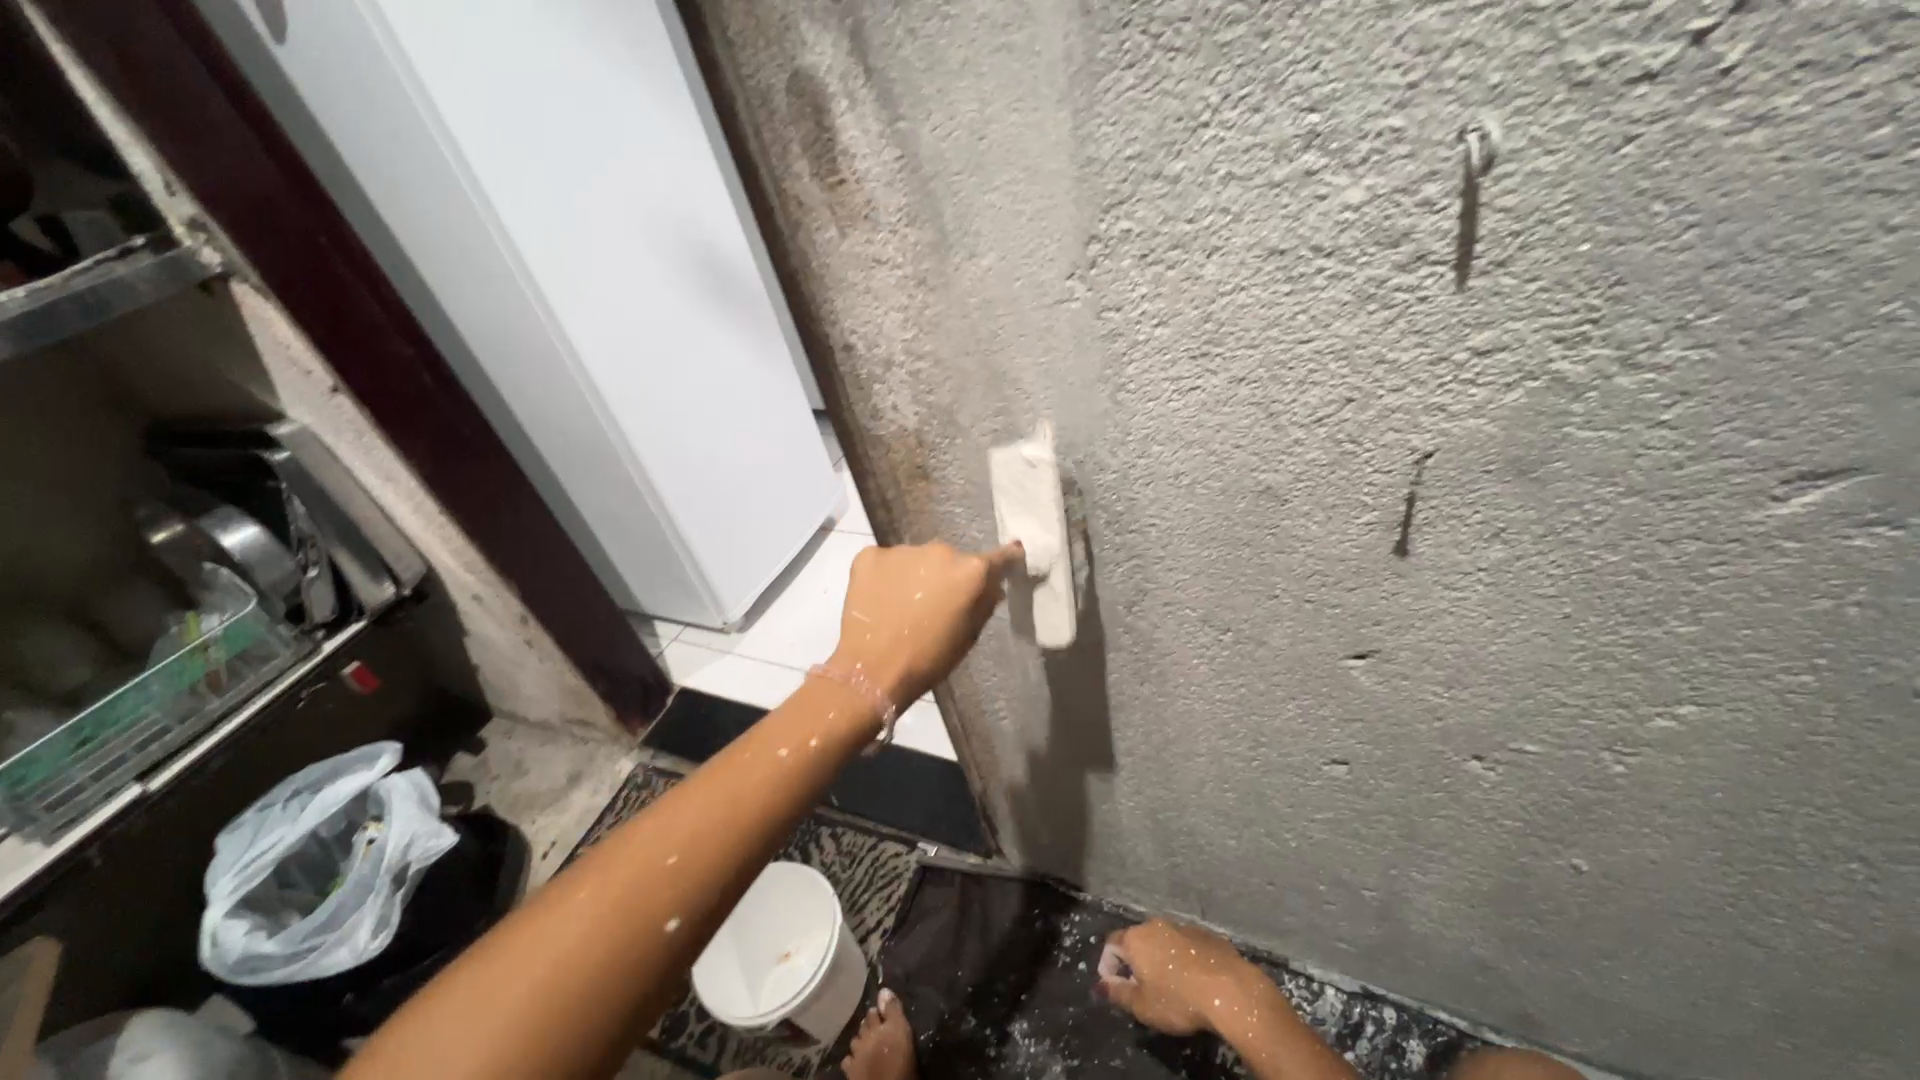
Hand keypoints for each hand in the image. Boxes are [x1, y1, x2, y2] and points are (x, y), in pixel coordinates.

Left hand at [827, 541, 1023, 708]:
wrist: (872, 669)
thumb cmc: (929, 659)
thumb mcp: (969, 635)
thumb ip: (984, 603)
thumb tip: (992, 585)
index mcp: (970, 571)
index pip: (1000, 557)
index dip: (1006, 559)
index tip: (1010, 557)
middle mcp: (940, 550)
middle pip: (951, 559)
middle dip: (948, 575)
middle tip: (936, 602)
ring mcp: (902, 550)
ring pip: (916, 559)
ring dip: (916, 575)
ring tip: (903, 604)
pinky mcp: (869, 554)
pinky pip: (886, 562)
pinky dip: (886, 576)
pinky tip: (880, 599)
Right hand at [1094, 918, 1260, 1035]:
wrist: (1231, 991)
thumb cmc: (1179, 1000)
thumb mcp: (1142, 1006)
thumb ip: (1117, 993)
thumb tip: (1101, 985)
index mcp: (1136, 938)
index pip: (1111, 944)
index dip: (1107, 965)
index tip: (1113, 986)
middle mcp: (1157, 925)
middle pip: (1138, 940)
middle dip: (1135, 961)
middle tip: (1141, 987)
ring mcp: (1185, 927)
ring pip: (1165, 941)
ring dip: (1162, 959)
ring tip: (1170, 985)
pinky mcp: (1210, 936)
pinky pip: (1188, 945)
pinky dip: (1185, 959)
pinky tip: (1195, 980)